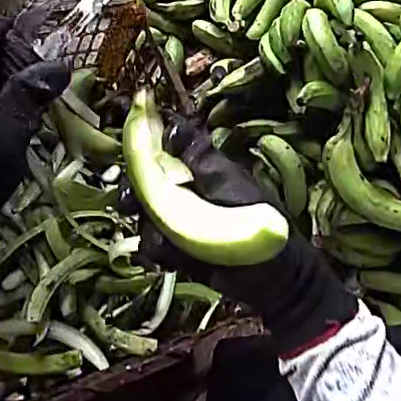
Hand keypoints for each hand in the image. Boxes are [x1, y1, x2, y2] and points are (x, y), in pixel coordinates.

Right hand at [140, 112, 357, 354]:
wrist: (272, 273)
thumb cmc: (256, 217)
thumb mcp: (227, 181)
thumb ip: (198, 158)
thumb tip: (172, 127)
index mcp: (198, 163)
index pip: (165, 141)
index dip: (147, 141)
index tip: (139, 152)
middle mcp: (182, 185)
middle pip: (142, 178)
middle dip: (132, 191)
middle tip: (128, 203)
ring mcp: (176, 215)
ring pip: (144, 212)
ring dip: (148, 227)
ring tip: (165, 242)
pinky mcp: (175, 245)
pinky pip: (151, 243)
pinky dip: (158, 251)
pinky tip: (171, 260)